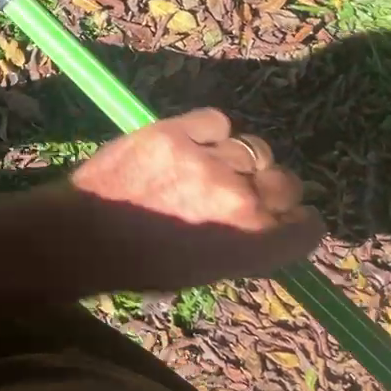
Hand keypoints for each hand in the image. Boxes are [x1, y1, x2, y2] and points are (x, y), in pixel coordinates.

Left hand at [60, 108, 324, 288]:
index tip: (293, 213)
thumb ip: (245, 244)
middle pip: (284, 181)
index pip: (306, 227)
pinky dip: (209, 128)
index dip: (300, 219)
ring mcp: (206, 163)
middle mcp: (239, 202)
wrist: (85, 234)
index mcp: (253, 246)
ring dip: (239, 156)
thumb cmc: (141, 262)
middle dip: (273, 186)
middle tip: (248, 185)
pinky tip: (194, 138)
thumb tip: (266, 222)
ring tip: (214, 162)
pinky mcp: (172, 134)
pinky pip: (214, 119)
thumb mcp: (208, 270)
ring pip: (250, 148)